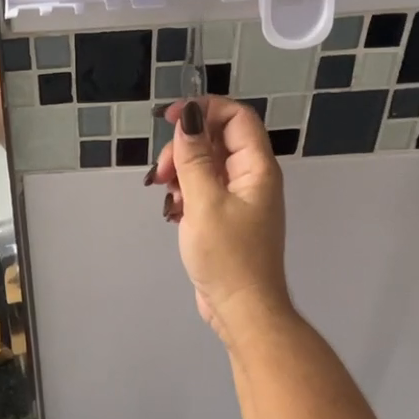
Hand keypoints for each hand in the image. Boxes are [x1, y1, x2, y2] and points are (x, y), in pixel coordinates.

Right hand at [151, 97, 292, 344]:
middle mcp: (251, 179)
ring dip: (180, 175)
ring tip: (168, 199)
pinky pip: (202, 192)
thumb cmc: (228, 258)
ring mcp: (238, 200)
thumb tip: (188, 119)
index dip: (203, 110)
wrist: (242, 308)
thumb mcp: (205, 203)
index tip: (170, 119)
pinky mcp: (225, 219)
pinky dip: (184, 196)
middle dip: (184, 149)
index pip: (235, 117)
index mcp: (256, 169)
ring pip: (205, 167)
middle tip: (162, 174)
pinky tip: (173, 214)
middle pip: (216, 141)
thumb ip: (194, 159)